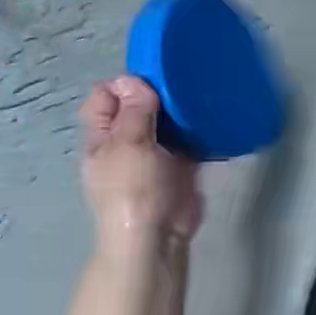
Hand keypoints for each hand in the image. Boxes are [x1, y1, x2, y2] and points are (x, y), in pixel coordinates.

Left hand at [79, 76, 202, 261]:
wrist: (157, 236)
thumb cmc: (132, 189)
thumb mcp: (127, 145)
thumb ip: (133, 111)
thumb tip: (133, 79)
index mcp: (102, 135)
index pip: (105, 95)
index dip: (125, 84)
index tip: (153, 81)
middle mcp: (126, 140)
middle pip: (138, 105)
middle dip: (159, 93)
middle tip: (184, 85)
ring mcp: (155, 153)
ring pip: (166, 120)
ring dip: (182, 109)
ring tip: (203, 94)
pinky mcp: (182, 164)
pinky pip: (190, 139)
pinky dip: (199, 129)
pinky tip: (213, 117)